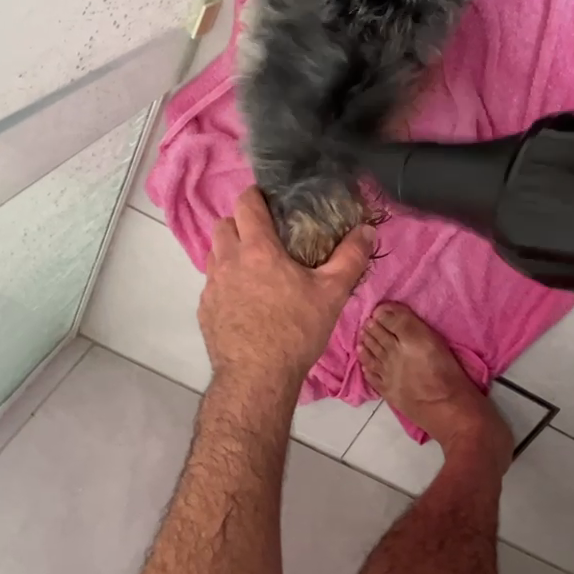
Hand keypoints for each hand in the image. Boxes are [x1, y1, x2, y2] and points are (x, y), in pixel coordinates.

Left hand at [199, 187, 374, 386]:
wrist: (257, 377)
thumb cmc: (296, 331)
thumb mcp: (332, 293)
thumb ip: (350, 258)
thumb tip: (367, 231)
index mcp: (257, 250)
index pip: (246, 204)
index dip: (256, 196)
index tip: (270, 201)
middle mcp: (227, 262)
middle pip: (224, 225)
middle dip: (241, 223)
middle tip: (266, 237)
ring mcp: (212, 287)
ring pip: (215, 255)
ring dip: (232, 253)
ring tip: (256, 270)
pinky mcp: (205, 311)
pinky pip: (213, 285)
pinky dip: (227, 284)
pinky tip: (247, 303)